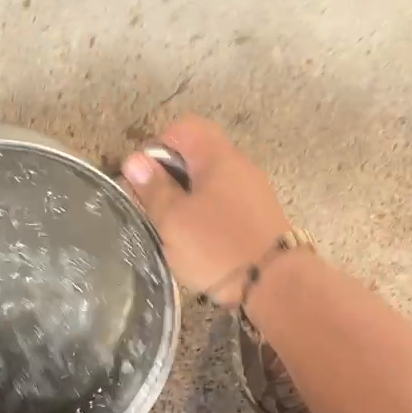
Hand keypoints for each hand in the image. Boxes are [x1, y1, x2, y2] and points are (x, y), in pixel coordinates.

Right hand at [122, 114, 294, 306]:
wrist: (276, 284)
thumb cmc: (218, 248)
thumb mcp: (173, 221)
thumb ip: (153, 189)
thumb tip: (134, 161)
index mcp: (217, 156)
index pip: (182, 128)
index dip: (156, 149)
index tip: (144, 182)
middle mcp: (239, 166)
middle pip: (196, 157)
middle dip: (170, 181)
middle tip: (155, 212)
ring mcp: (253, 192)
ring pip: (209, 184)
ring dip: (187, 203)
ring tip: (175, 233)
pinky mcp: (260, 218)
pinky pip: (224, 206)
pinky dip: (207, 218)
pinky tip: (200, 245)